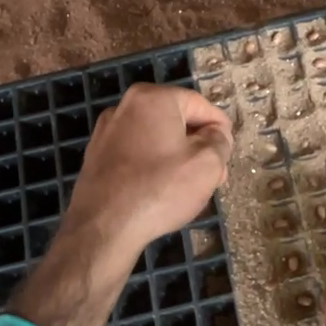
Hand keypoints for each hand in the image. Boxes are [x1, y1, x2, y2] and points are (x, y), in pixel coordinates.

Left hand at [59, 83, 232, 265]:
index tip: (229, 150)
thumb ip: (220, 141)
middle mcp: (125, 107)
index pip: (199, 104)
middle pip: (176, 120)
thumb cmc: (160, 188)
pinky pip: (137, 153)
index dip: (220, 127)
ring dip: (178, 157)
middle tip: (215, 174)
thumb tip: (217, 133)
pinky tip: (163, 191)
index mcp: (153, 98)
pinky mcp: (97, 157)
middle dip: (199, 145)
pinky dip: (154, 166)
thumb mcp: (207, 164)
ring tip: (192, 187)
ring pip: (156, 138)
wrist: (104, 227)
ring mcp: (106, 132)